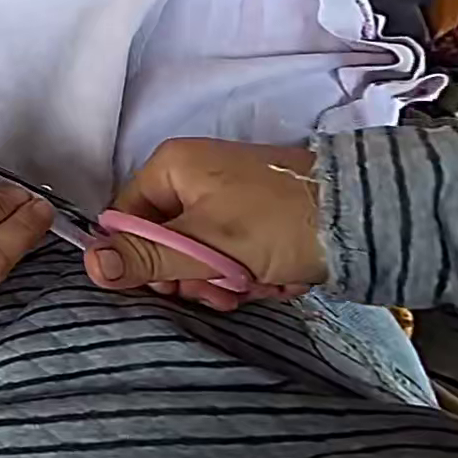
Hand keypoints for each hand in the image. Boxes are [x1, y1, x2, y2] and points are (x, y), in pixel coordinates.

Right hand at [85, 138, 327, 311]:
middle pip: (161, 238)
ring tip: (253, 286)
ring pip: (194, 250)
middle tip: (219, 290)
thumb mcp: (205, 244)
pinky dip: (242, 271)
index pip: (126, 218)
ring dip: (218, 279)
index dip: (141, 257)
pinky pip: (224, 250)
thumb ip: (146, 256)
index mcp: (170, 167)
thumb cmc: (276, 222)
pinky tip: (269, 279)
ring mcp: (222, 194)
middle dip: (188, 273)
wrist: (367, 215)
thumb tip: (90, 266)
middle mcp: (190, 175)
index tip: (171, 284)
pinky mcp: (249, 213)